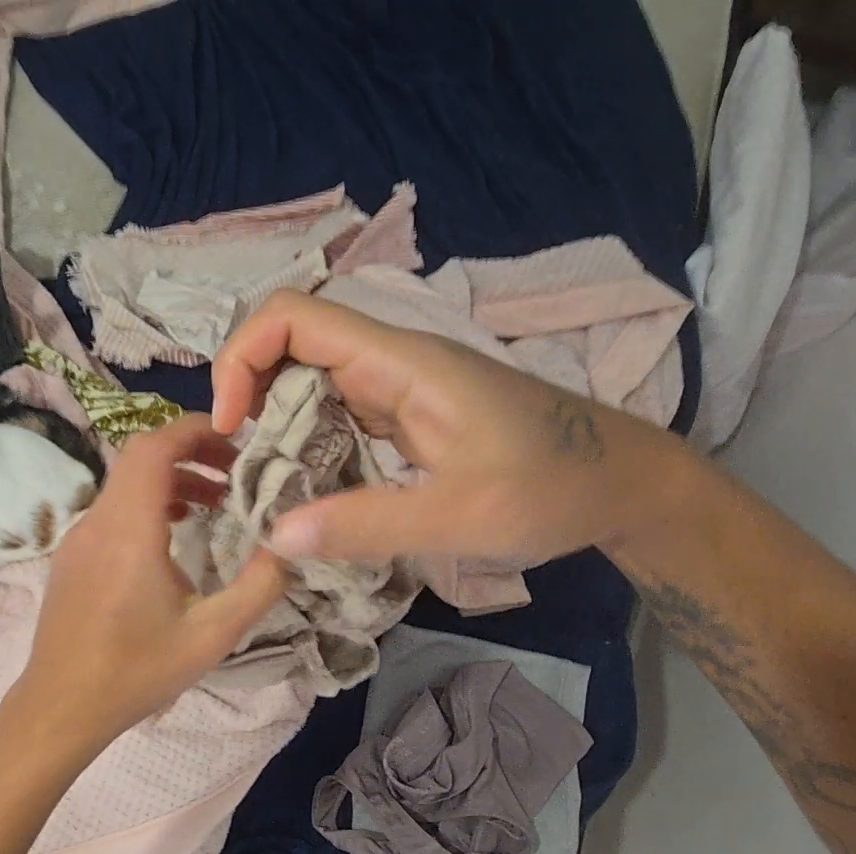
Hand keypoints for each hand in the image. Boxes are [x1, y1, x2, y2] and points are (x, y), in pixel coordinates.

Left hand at [11, 414, 289, 747]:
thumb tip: (288, 544)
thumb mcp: (211, 636)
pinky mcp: (71, 556)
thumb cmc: (135, 672)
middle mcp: (96, 523)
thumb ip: (258, 587)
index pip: (153, 447)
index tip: (238, 440)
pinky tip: (175, 535)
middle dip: (190, 452)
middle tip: (235, 472)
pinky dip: (147, 504)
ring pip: (124, 484)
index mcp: (128, 531)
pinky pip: (111, 510)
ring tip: (215, 503)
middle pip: (138, 458)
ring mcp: (77, 538)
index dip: (194, 430)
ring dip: (170, 480)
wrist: (61, 705)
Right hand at [211, 289, 688, 564]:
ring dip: (267, 421)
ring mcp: (392, 387)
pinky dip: (296, 441)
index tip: (230, 424)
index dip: (241, 357)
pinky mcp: (397, 414)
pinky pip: (325, 411)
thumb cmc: (555, 487)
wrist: (625, 483)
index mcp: (399, 362)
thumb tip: (274, 533)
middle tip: (240, 464)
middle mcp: (387, 362)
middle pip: (284, 344)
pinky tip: (300, 485)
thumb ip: (367, 524)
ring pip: (300, 378)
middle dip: (244, 393)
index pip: (291, 317)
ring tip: (263, 481)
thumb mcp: (463, 516)